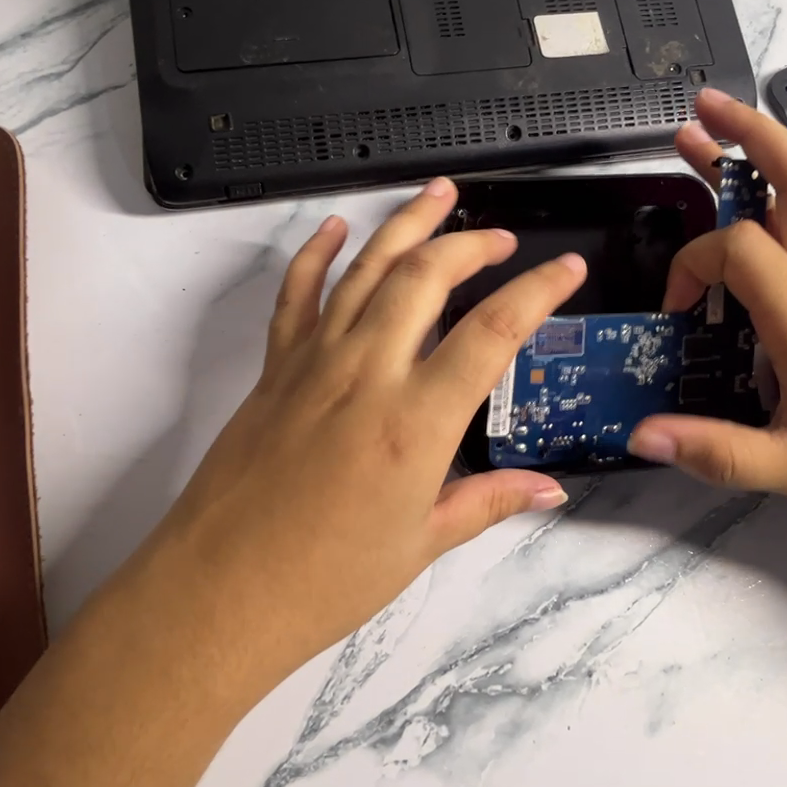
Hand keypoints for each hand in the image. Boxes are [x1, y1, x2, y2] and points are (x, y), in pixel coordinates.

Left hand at [139, 178, 586, 670]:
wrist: (219, 592)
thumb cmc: (327, 579)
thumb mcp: (422, 543)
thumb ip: (490, 502)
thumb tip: (550, 489)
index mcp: (416, 420)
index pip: (493, 333)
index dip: (539, 291)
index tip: (567, 268)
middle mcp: (367, 372)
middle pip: (426, 276)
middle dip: (471, 244)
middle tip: (502, 238)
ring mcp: (314, 361)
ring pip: (366, 269)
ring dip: (406, 224)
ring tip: (438, 194)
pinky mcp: (275, 367)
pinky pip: (297, 294)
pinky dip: (316, 253)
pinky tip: (336, 227)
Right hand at [626, 89, 786, 545]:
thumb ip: (714, 452)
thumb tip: (639, 434)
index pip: (740, 248)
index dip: (694, 265)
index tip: (678, 312)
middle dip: (752, 133)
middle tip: (700, 109)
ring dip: (761, 160)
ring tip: (708, 135)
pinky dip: (773, 207)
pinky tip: (748, 224)